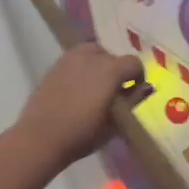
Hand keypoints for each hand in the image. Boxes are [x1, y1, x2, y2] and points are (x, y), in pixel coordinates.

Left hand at [11, 43, 149, 167]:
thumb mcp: (114, 123)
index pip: (133, 62)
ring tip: (95, 85)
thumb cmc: (82, 134)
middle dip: (117, 70)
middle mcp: (91, 56)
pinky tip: (77, 87)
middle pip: (112, 55)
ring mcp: (70, 58)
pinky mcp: (54, 65)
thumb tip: (146, 87)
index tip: (133, 91)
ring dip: (99, 64)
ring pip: (92, 52)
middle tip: (113, 90)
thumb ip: (133, 100)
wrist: (41, 137)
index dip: (137, 76)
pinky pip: (75, 59)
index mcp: (110, 69)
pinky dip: (82, 67)